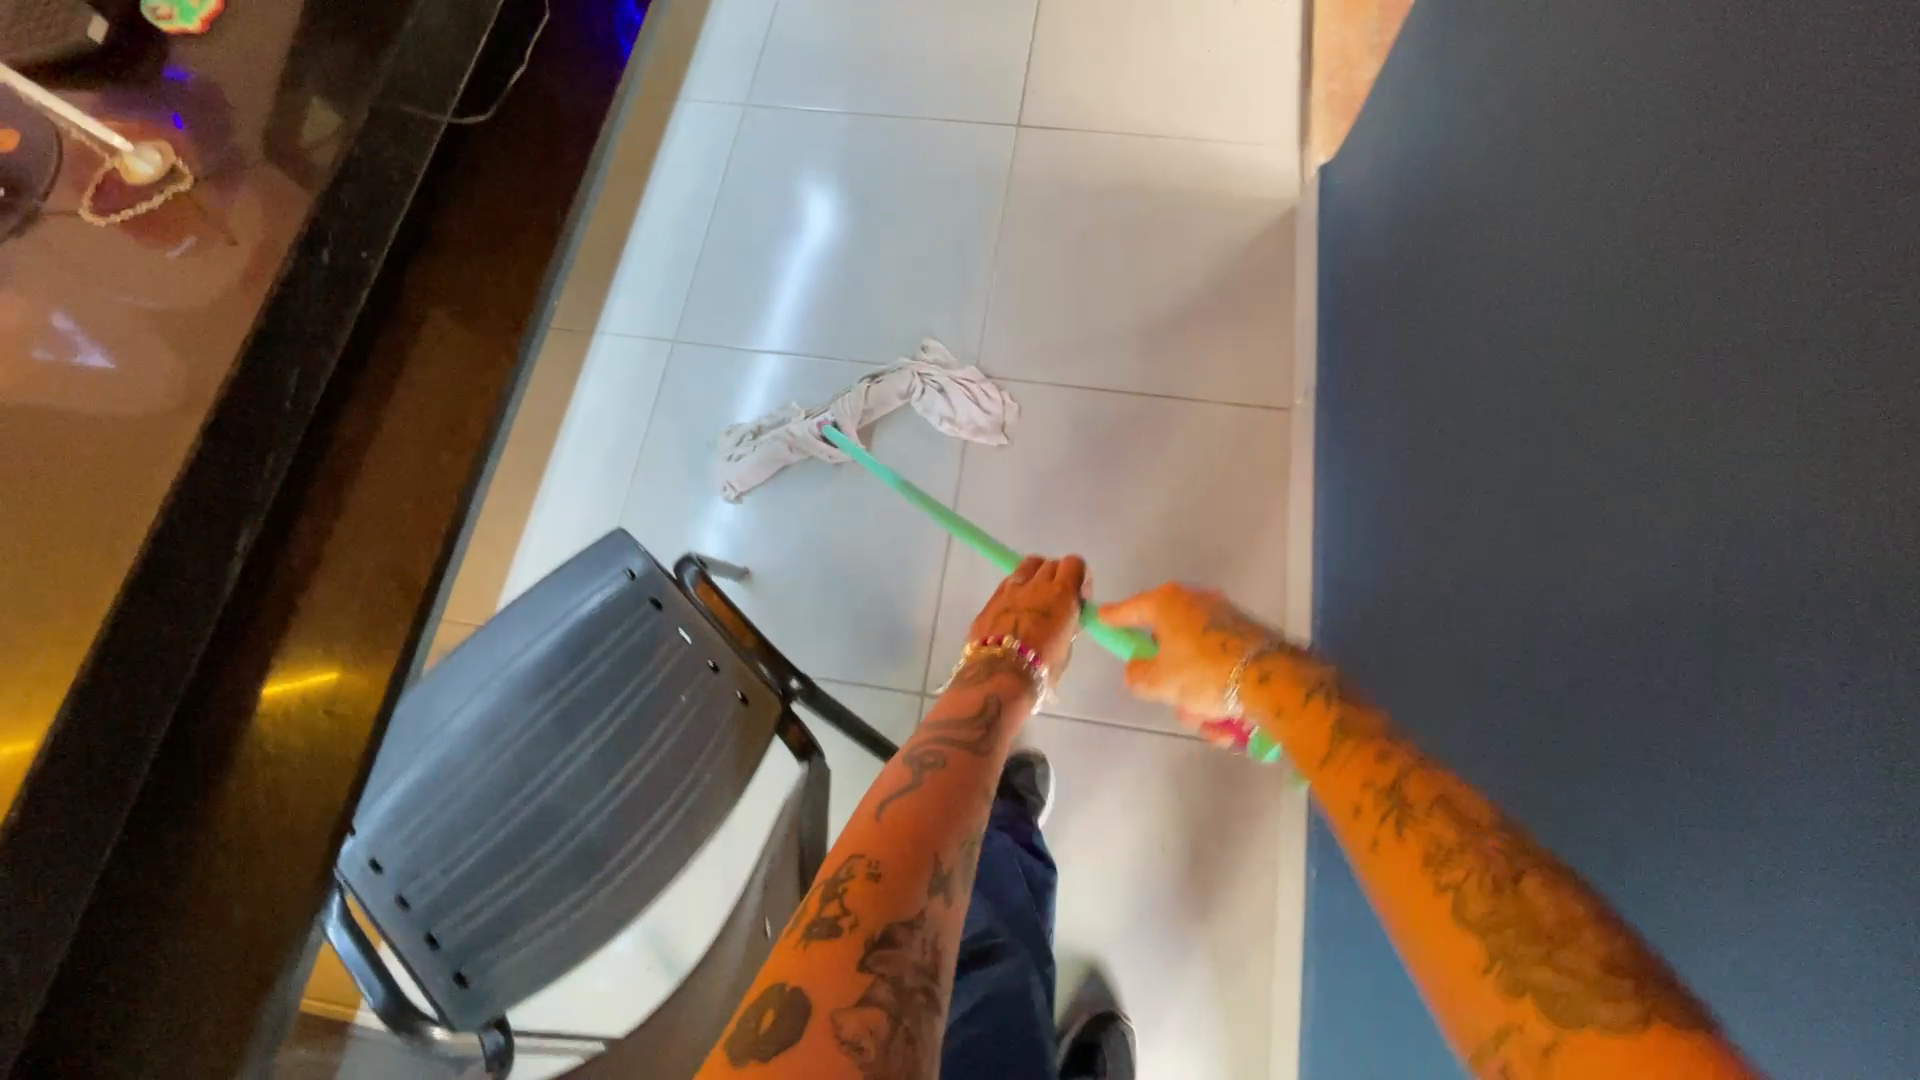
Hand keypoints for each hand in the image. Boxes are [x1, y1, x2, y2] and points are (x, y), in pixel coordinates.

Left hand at [967, 555, 1087, 683]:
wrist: (999, 675)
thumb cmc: (1041, 668)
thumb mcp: (1066, 647)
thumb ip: (1066, 624)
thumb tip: (1063, 620)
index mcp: (1062, 594)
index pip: (1075, 564)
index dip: (1078, 577)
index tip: (1078, 596)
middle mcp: (1036, 584)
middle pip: (1050, 564)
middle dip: (1057, 577)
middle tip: (1056, 600)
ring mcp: (1010, 589)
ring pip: (1027, 566)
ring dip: (1035, 576)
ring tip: (1034, 598)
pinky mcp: (990, 599)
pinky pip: (1008, 583)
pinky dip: (1015, 590)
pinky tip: (1013, 610)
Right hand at [1099, 584, 1301, 717]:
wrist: (1274, 682)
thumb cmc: (1204, 673)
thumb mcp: (1157, 682)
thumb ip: (1137, 676)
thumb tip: (1139, 670)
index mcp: (1168, 603)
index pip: (1129, 609)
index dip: (1112, 618)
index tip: (1099, 619)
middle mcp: (1196, 604)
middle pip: (1166, 642)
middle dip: (1167, 680)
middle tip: (1169, 700)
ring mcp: (1225, 620)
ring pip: (1194, 663)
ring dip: (1194, 696)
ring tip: (1204, 722)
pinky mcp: (1248, 640)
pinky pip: (1219, 669)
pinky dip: (1218, 695)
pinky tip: (1226, 724)